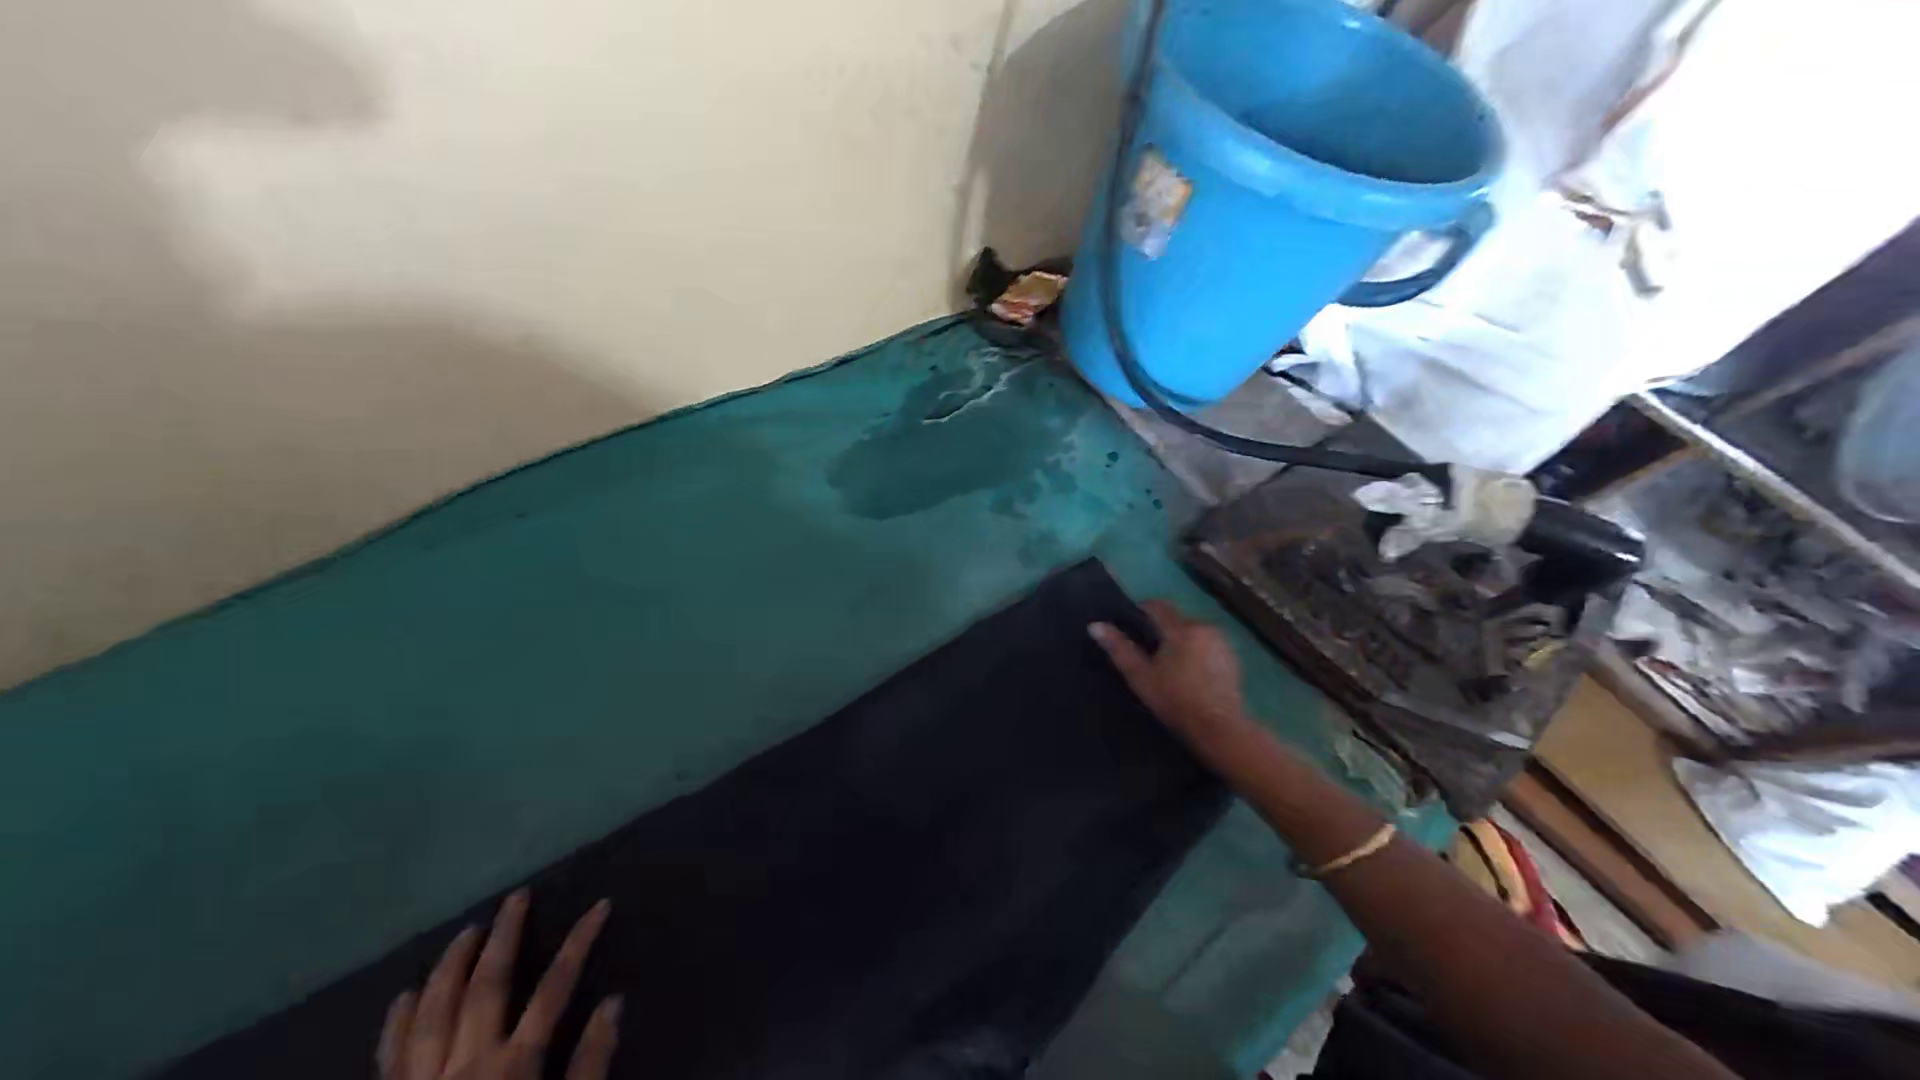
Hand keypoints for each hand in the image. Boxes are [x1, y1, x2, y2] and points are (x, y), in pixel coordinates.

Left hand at [377, 890, 620, 1079]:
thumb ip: (590, 1066)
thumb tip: (614, 1002)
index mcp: (512, 1070)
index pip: (555, 986)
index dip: (580, 940)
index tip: (601, 906)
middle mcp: (464, 1067)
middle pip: (487, 985)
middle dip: (505, 936)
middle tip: (517, 897)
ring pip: (432, 1010)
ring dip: (451, 965)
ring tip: (468, 931)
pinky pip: (390, 1054)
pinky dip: (400, 1020)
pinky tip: (406, 995)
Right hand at [1089, 600, 1254, 748]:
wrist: (1219, 728)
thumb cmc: (1175, 701)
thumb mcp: (1140, 677)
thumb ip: (1118, 649)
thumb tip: (1095, 626)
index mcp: (1181, 629)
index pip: (1158, 605)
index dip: (1142, 609)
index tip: (1130, 624)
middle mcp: (1204, 627)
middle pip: (1176, 620)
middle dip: (1162, 630)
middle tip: (1149, 654)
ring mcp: (1222, 642)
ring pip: (1193, 632)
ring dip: (1181, 641)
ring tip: (1170, 666)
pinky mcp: (1233, 658)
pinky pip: (1208, 645)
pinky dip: (1197, 652)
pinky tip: (1191, 674)